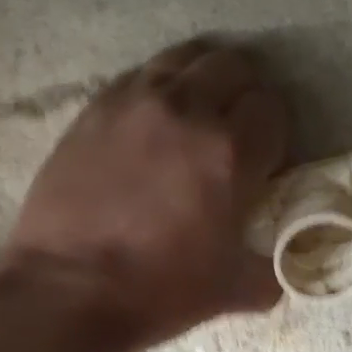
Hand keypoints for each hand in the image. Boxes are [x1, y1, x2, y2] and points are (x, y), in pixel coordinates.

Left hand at [4, 40, 288, 350]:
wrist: (68, 290)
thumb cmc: (158, 292)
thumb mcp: (233, 291)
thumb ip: (271, 267)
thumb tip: (283, 259)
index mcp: (229, 153)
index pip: (272, 110)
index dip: (276, 136)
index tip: (267, 164)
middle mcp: (186, 110)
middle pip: (234, 67)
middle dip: (246, 95)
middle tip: (240, 132)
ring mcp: (135, 102)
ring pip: (185, 59)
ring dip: (203, 81)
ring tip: (199, 117)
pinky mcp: (95, 108)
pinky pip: (140, 76)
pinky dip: (160, 91)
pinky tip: (154, 125)